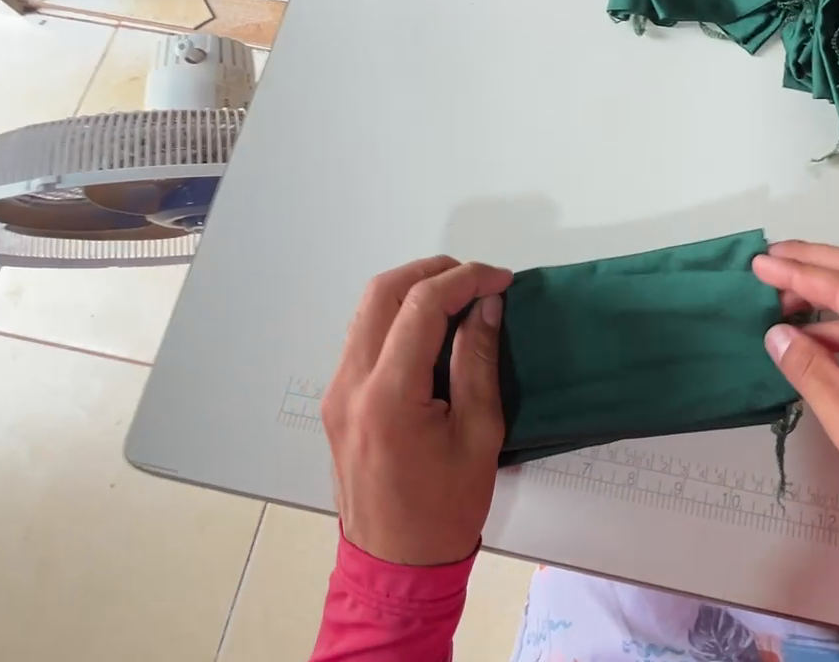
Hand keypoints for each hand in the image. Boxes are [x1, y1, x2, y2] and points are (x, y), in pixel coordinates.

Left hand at [322, 257, 513, 564]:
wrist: (395, 567)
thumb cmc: (446, 507)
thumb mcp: (480, 433)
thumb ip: (478, 360)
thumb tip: (487, 304)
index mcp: (388, 396)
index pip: (422, 305)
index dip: (466, 279)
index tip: (503, 280)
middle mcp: (350, 383)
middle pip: (383, 291)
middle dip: (434, 271)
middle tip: (478, 279)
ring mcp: (336, 390)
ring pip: (368, 308)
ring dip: (413, 288)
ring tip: (460, 296)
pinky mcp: (337, 398)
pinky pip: (364, 334)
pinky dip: (398, 314)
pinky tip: (432, 327)